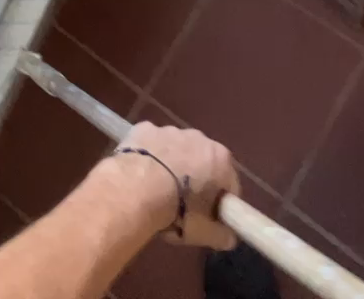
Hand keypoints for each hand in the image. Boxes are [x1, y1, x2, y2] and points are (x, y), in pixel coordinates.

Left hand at [100, 122, 239, 249]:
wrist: (134, 190)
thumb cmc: (176, 211)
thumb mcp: (204, 234)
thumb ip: (223, 235)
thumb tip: (228, 236)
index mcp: (220, 159)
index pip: (229, 182)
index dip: (220, 202)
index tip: (209, 216)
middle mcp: (198, 137)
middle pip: (203, 161)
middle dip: (197, 178)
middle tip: (183, 203)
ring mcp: (170, 130)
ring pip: (176, 149)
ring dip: (172, 164)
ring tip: (157, 189)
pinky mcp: (144, 128)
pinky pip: (152, 142)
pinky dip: (149, 155)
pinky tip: (140, 173)